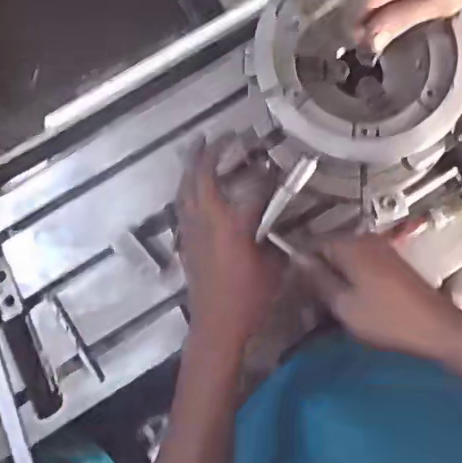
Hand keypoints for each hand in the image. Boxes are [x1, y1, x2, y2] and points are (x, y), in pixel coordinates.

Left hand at [174, 135, 280, 350]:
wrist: (216, 326)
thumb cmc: (250, 297)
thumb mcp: (274, 266)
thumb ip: (276, 237)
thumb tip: (279, 218)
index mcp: (232, 224)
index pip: (252, 187)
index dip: (264, 172)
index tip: (273, 161)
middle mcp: (207, 220)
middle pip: (201, 177)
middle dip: (208, 153)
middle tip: (218, 136)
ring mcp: (192, 229)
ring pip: (185, 189)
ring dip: (192, 167)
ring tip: (199, 150)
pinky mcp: (185, 241)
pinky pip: (182, 204)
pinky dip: (187, 188)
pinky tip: (193, 187)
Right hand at [305, 235, 461, 362]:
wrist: (438, 327)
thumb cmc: (387, 319)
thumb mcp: (344, 305)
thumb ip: (318, 279)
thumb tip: (297, 258)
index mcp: (349, 244)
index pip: (312, 244)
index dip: (302, 266)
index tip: (297, 291)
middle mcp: (364, 238)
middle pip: (329, 250)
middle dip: (319, 273)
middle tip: (314, 306)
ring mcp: (381, 248)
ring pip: (346, 258)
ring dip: (336, 279)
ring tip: (333, 308)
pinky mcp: (392, 261)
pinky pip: (362, 264)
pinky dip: (353, 280)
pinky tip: (355, 303)